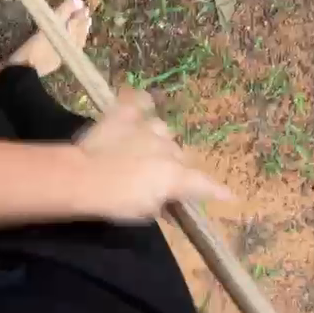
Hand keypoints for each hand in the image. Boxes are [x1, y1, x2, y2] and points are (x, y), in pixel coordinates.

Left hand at [74, 88, 232, 222]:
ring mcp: (146, 127)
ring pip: (164, 131)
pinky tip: (143, 101)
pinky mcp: (125, 113)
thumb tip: (170, 202)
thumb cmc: (115, 201)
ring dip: (159, 140)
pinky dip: (142, 102)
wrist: (84, 175)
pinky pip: (139, 100)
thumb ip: (164, 203)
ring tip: (146, 147)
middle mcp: (167, 148)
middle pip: (180, 156)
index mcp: (175, 175)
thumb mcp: (145, 211)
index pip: (204, 184)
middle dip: (175, 166)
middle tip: (161, 177)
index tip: (229, 194)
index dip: (217, 190)